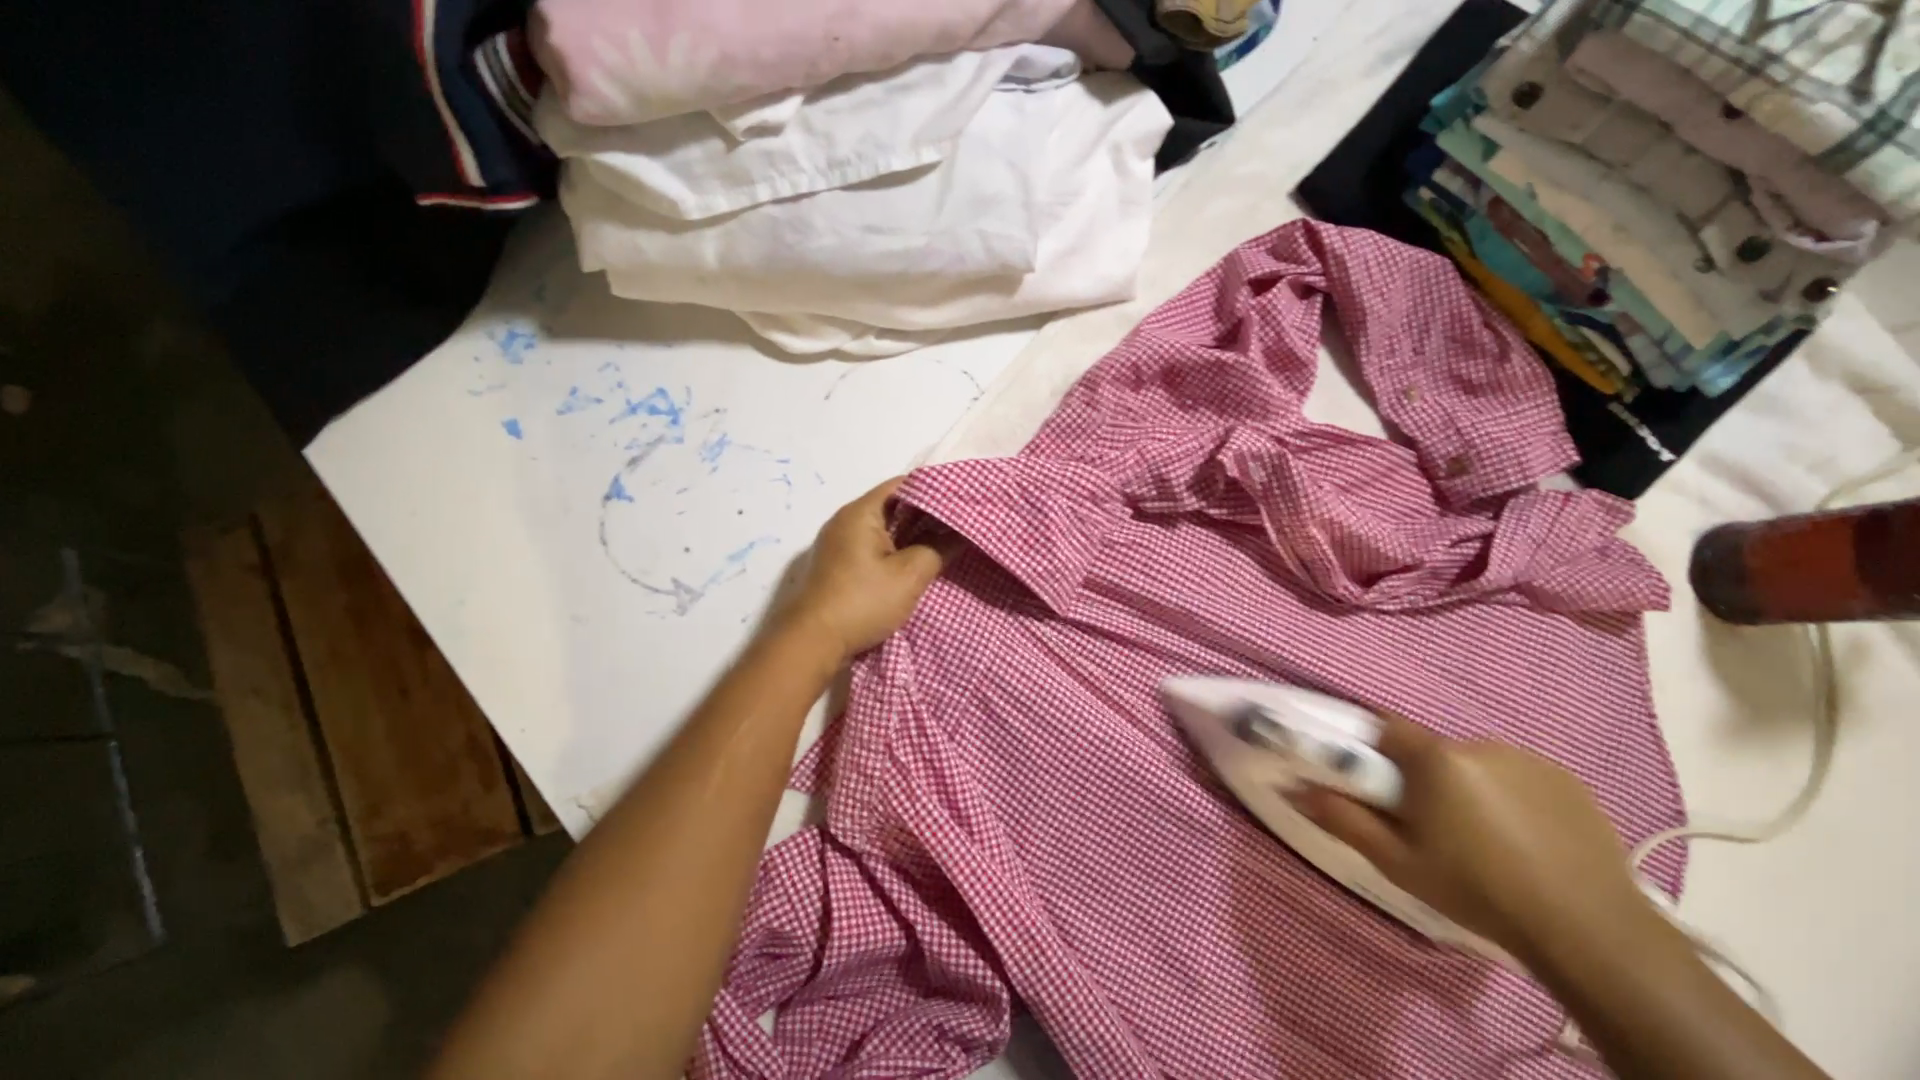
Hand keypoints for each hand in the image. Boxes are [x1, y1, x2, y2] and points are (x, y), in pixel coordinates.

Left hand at [774, 477, 948, 664]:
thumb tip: (959, 532)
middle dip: (926, 516)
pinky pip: (871, 549)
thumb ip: (938, 547)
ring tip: (943, 546)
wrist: (813, 642)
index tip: (961, 503)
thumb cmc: (862, 601)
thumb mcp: (910, 575)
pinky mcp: (836, 567)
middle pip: (893, 506)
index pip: (903, 484)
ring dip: (910, 538)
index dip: (935, 490)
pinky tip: (915, 567)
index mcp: (860, 512)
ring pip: (883, 530)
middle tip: (959, 526)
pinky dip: (894, 553)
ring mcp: (837, 545)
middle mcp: (845, 521)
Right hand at [1291, 716, 1649, 964]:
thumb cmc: (1477, 891)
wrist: (1586, 926)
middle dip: (1423, 782)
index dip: (1372, 753)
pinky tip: (1523, 844)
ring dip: (1468, 791)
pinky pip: (1519, 780)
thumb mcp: (1398, 863)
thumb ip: (1345, 820)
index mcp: (1436, 758)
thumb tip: (1300, 789)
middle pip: (1432, 752)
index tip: (1373, 788)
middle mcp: (1481, 744)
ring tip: (1482, 843)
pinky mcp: (1569, 781)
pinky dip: (1511, 802)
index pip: (1385, 729)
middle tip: (1427, 830)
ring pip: (1476, 767)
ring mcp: (1530, 760)